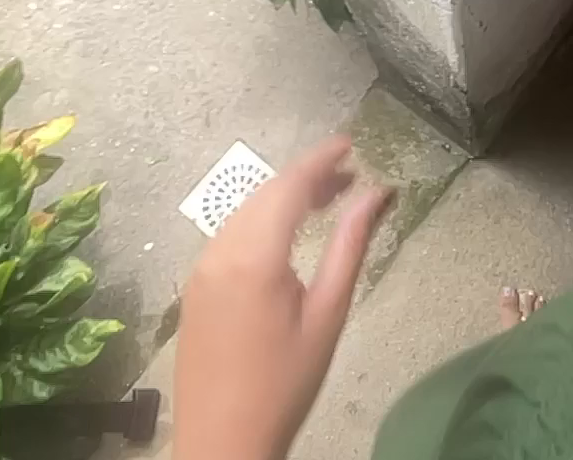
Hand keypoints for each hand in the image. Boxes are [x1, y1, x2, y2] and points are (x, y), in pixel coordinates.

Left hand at [172, 136, 392, 459]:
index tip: (350, 142)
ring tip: (327, 198)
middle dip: (307, 176)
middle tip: (349, 174)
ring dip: (285, 195)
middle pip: (267, 192)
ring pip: (246, 209)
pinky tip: (286, 230)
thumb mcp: (328, 313)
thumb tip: (377, 193)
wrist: (221, 446)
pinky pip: (231, 231)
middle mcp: (221, 251)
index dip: (321, 159)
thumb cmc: (285, 382)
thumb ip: (350, 245)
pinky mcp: (195, 286)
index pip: (290, 185)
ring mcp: (202, 268)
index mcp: (255, 256)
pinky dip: (263, 217)